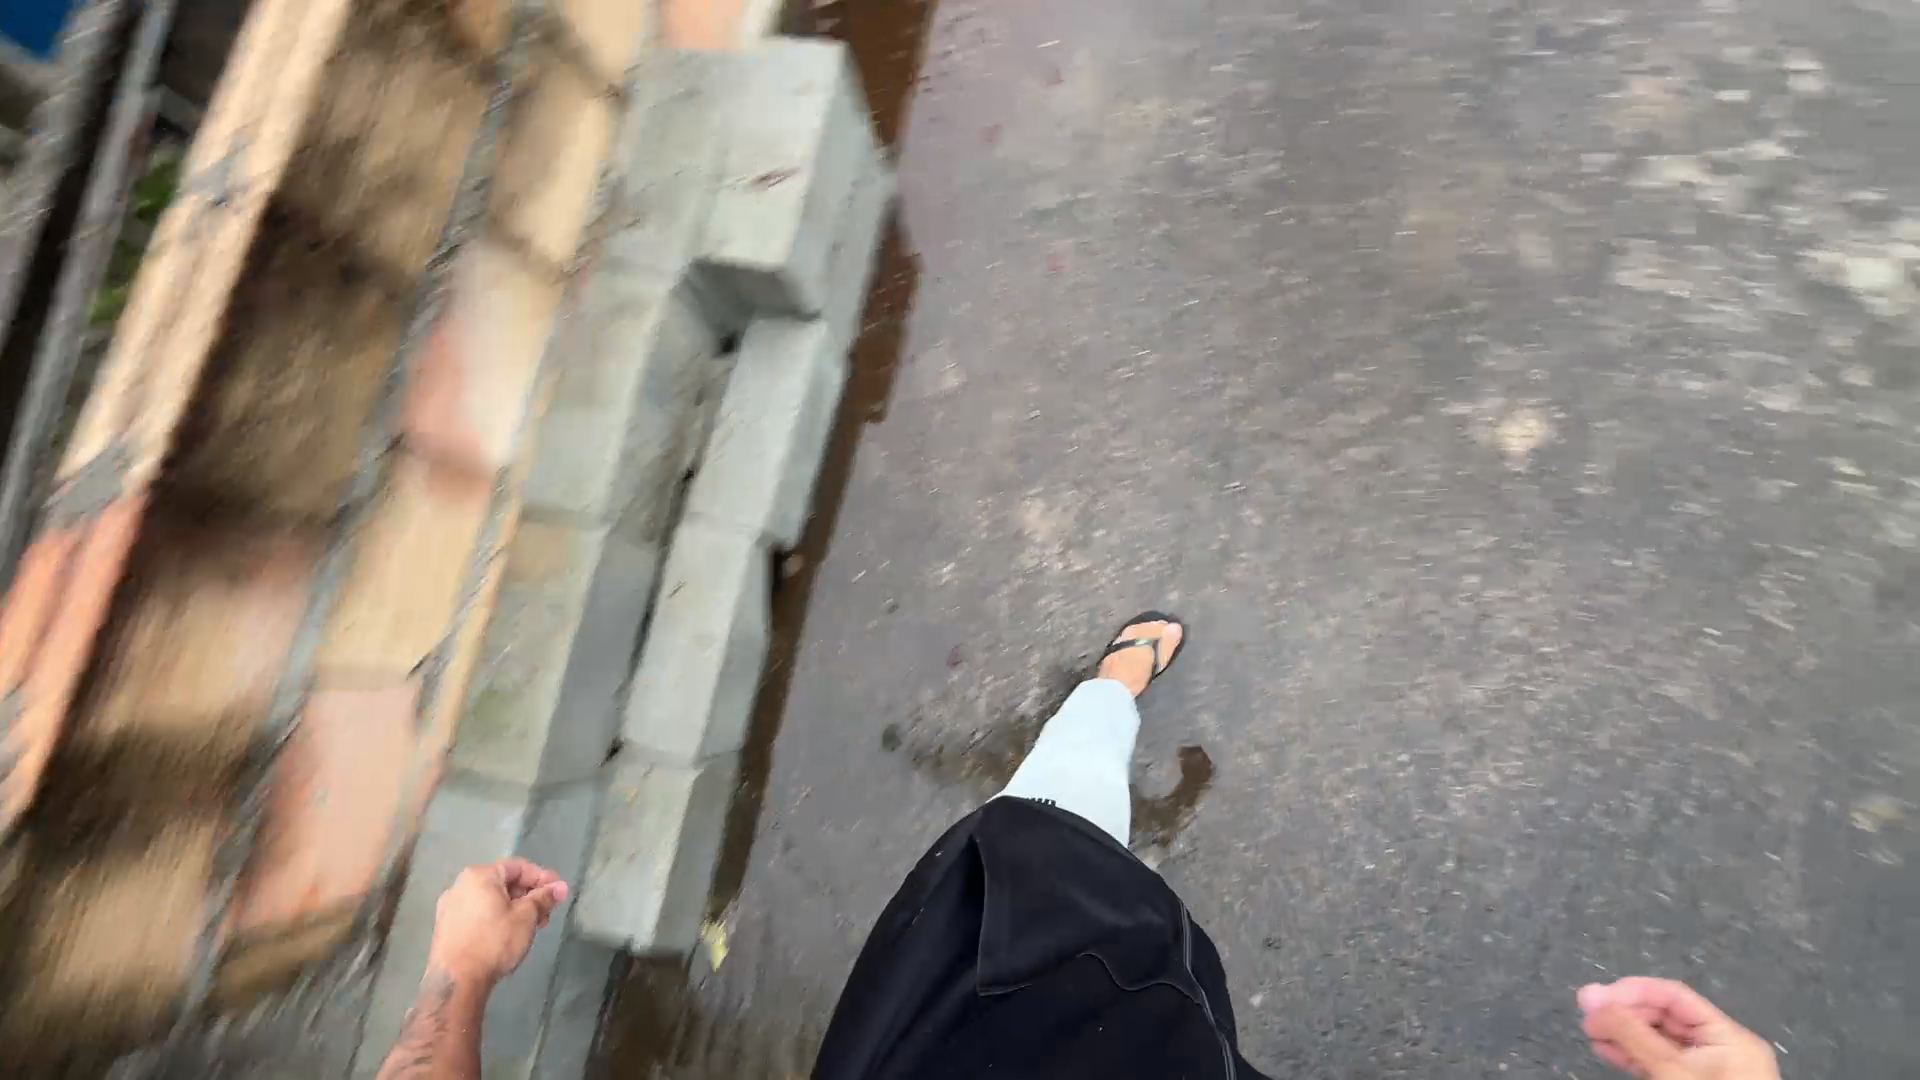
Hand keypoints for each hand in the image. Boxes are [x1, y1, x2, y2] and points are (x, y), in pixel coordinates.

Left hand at [425, 858, 568, 986]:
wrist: (456, 984)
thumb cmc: (494, 941)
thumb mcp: (527, 916)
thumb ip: (545, 897)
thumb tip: (560, 887)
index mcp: (479, 876)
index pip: (519, 867)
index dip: (542, 878)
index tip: (558, 891)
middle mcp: (459, 887)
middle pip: (504, 883)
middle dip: (529, 896)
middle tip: (546, 911)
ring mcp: (448, 910)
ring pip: (491, 901)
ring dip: (515, 909)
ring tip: (531, 926)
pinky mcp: (444, 931)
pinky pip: (478, 915)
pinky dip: (496, 919)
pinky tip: (509, 935)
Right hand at [1577, 977, 1779, 1079]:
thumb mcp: (1672, 1070)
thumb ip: (1632, 1032)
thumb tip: (1589, 994)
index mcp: (1729, 1038)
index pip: (1671, 995)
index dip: (1629, 991)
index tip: (1594, 999)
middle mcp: (1721, 1047)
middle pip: (1661, 1015)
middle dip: (1621, 1015)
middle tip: (1588, 1018)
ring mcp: (1708, 1068)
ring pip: (1656, 1037)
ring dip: (1621, 1033)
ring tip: (1592, 1034)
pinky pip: (1658, 1058)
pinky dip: (1632, 1053)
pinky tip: (1607, 1051)